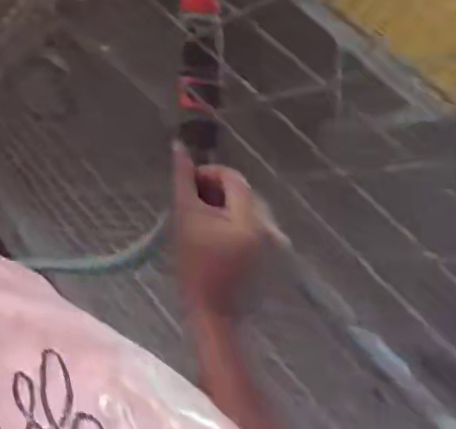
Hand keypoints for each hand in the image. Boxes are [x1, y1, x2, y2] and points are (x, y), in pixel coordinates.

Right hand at [170, 148, 268, 318]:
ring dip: (224, 204)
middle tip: (191, 202)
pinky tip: (216, 235)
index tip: (189, 185)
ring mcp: (276, 244)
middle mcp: (271, 227)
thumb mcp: (185, 214)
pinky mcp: (273, 255)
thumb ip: (183, 177)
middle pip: (242, 191)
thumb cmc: (194, 262)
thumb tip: (179, 145)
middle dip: (215, 189)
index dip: (209, 173)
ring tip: (201, 219)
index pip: (233, 177)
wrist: (213, 311)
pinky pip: (254, 224)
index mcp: (252, 218)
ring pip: (247, 207)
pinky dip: (235, 221)